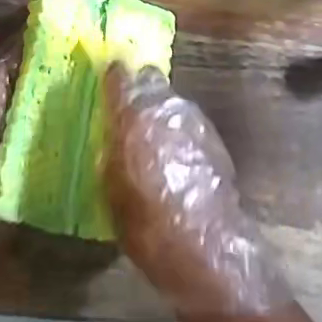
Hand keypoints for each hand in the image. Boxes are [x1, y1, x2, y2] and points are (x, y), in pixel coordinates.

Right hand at [103, 64, 296, 320]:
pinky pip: (187, 122)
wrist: (206, 246)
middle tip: (131, 111)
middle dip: (140, 89)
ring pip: (170, 100)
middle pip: (149, 79)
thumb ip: (110, 151)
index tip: (108, 83)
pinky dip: (179, 132)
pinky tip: (176, 158)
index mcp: (131, 114)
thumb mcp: (111, 189)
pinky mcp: (213, 135)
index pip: (118, 75)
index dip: (113, 78)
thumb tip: (112, 137)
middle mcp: (162, 105)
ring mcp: (191, 117)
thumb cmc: (147, 223)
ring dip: (161, 112)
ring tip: (155, 139)